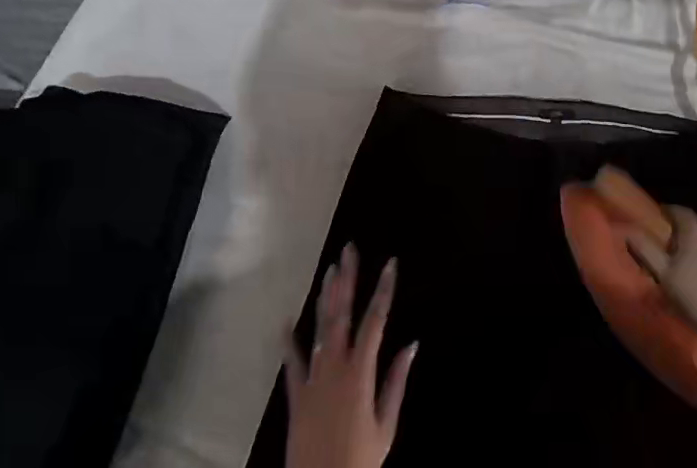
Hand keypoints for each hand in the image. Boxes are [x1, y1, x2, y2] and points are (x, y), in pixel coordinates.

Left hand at [284, 244, 418, 467]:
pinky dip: (288, 340)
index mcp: (361, 371)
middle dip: (348, 279)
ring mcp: (313, 378)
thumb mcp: (386, 426)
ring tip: (330, 270)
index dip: (384, 289)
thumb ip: (396, 382)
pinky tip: (286, 320)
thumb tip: (411, 344)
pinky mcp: (296, 394)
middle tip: (349, 250)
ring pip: (319, 328)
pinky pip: (291, 362)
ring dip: (325, 297)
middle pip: (342, 313)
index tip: (390, 263)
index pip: (376, 320)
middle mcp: (335, 366)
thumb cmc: (360, 461)